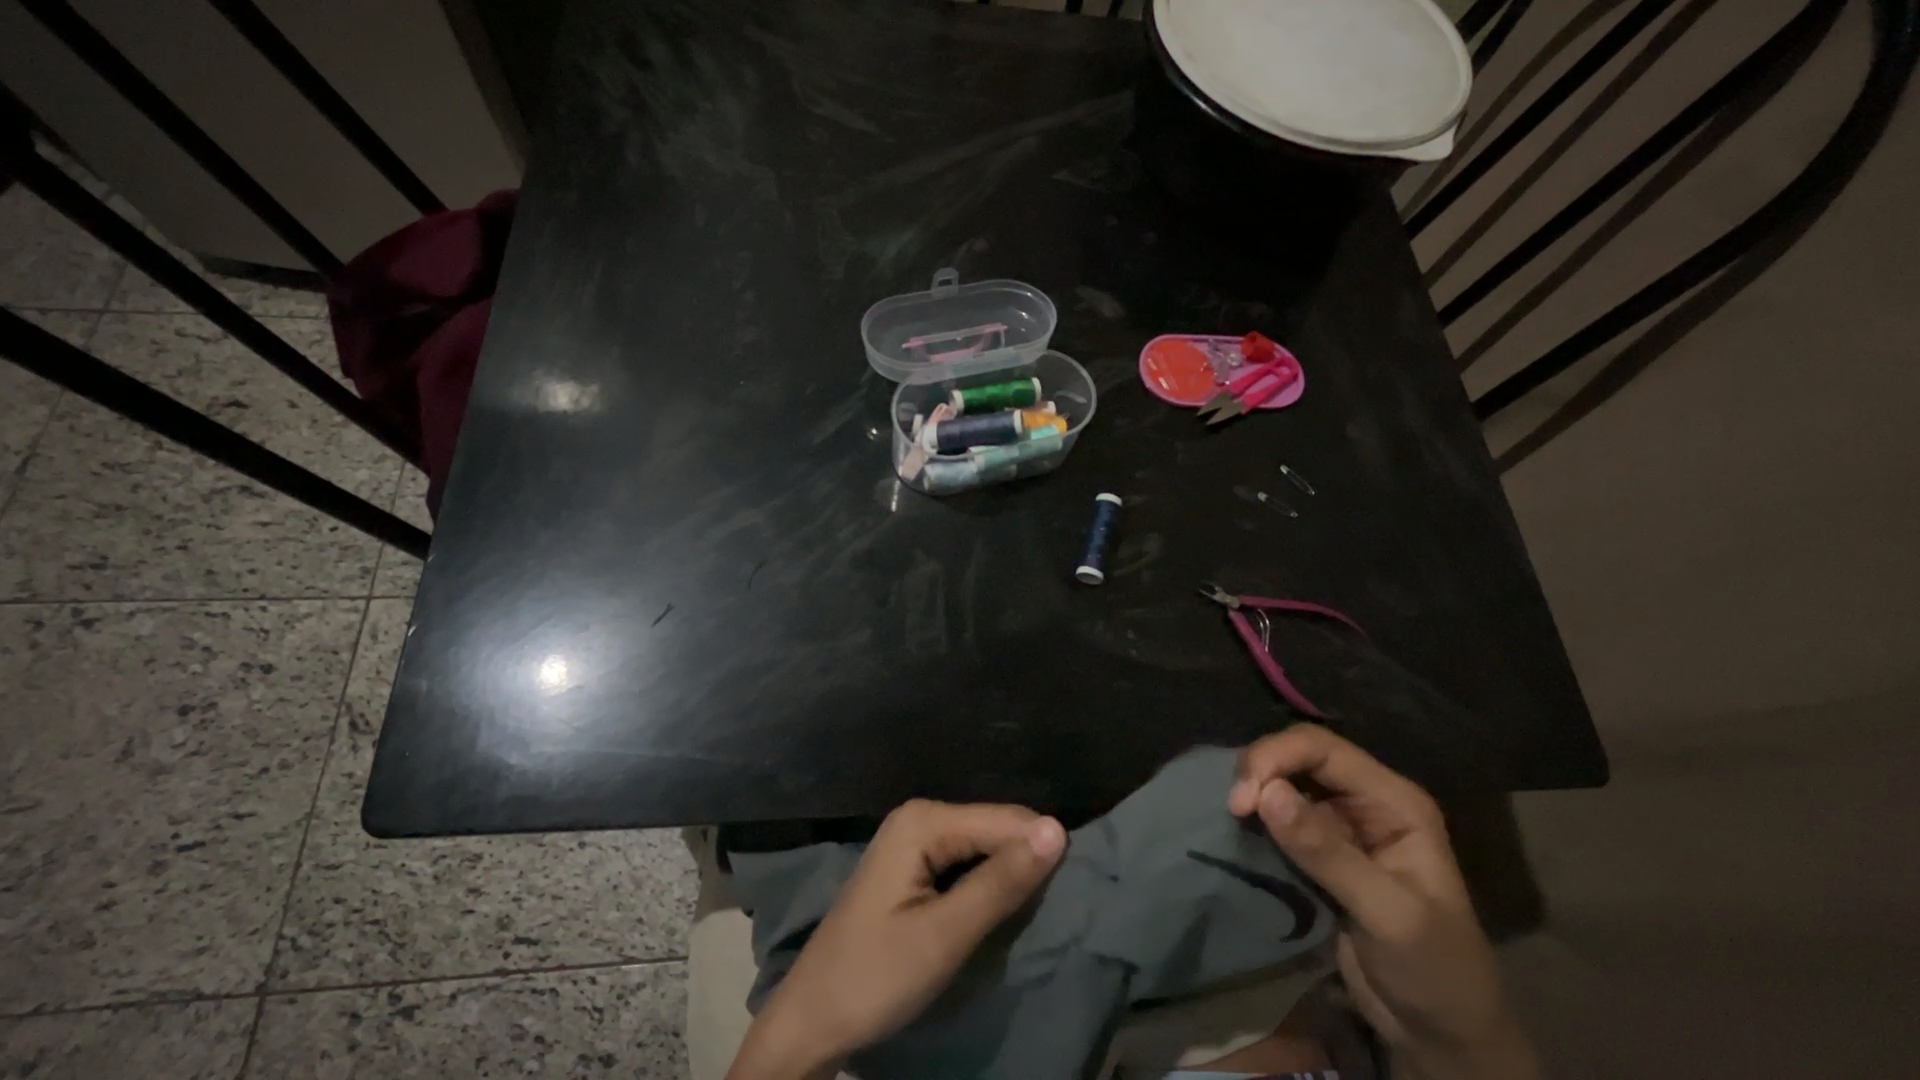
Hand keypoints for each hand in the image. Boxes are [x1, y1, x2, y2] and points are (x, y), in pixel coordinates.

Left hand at [726, 800, 1066, 1079]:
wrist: (813, 1020)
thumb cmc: (875, 977)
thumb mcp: (945, 935)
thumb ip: (1001, 882)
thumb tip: (1058, 830)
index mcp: (924, 822)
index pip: (1009, 820)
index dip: (1040, 857)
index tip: (1062, 900)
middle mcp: (920, 817)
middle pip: (997, 828)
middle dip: (1024, 864)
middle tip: (1039, 914)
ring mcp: (915, 841)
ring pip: (986, 847)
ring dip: (1008, 878)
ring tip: (1023, 916)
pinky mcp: (915, 866)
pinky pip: (969, 862)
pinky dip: (987, 886)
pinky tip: (993, 913)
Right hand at [1229, 726, 1537, 1079]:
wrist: (1443, 1031)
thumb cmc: (1434, 967)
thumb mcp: (1387, 912)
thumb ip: (1327, 852)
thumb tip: (1267, 793)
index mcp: (1393, 801)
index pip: (1323, 749)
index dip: (1275, 758)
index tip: (1241, 801)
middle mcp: (1365, 804)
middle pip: (1299, 759)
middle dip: (1259, 774)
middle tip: (1230, 813)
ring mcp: (1341, 831)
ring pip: (1284, 788)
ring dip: (1253, 798)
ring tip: (1228, 825)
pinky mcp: (1319, 859)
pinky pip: (1279, 825)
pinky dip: (1255, 826)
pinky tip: (1237, 839)